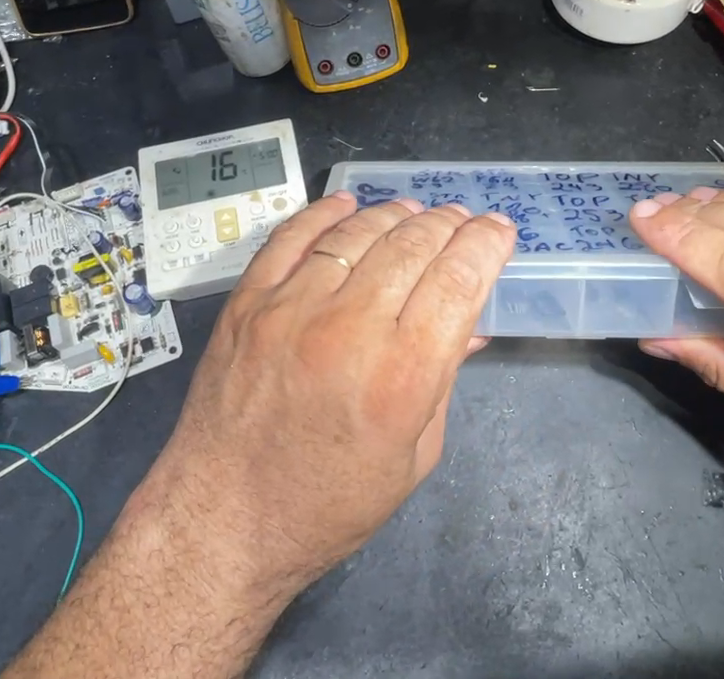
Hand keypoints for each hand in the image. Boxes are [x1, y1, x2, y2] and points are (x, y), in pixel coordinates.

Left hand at [125, 192, 515, 600]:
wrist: (225, 519)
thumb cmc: (331, 504)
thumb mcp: (413, 457)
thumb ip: (443, 380)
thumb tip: (470, 324)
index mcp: (402, 377)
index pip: (459, 281)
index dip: (487, 245)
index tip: (499, 230)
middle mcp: (350, 329)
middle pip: (413, 245)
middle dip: (448, 224)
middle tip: (462, 220)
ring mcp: (292, 309)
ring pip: (356, 232)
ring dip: (395, 214)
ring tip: (413, 212)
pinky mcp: (248, 303)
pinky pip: (291, 237)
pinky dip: (325, 213)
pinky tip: (347, 204)